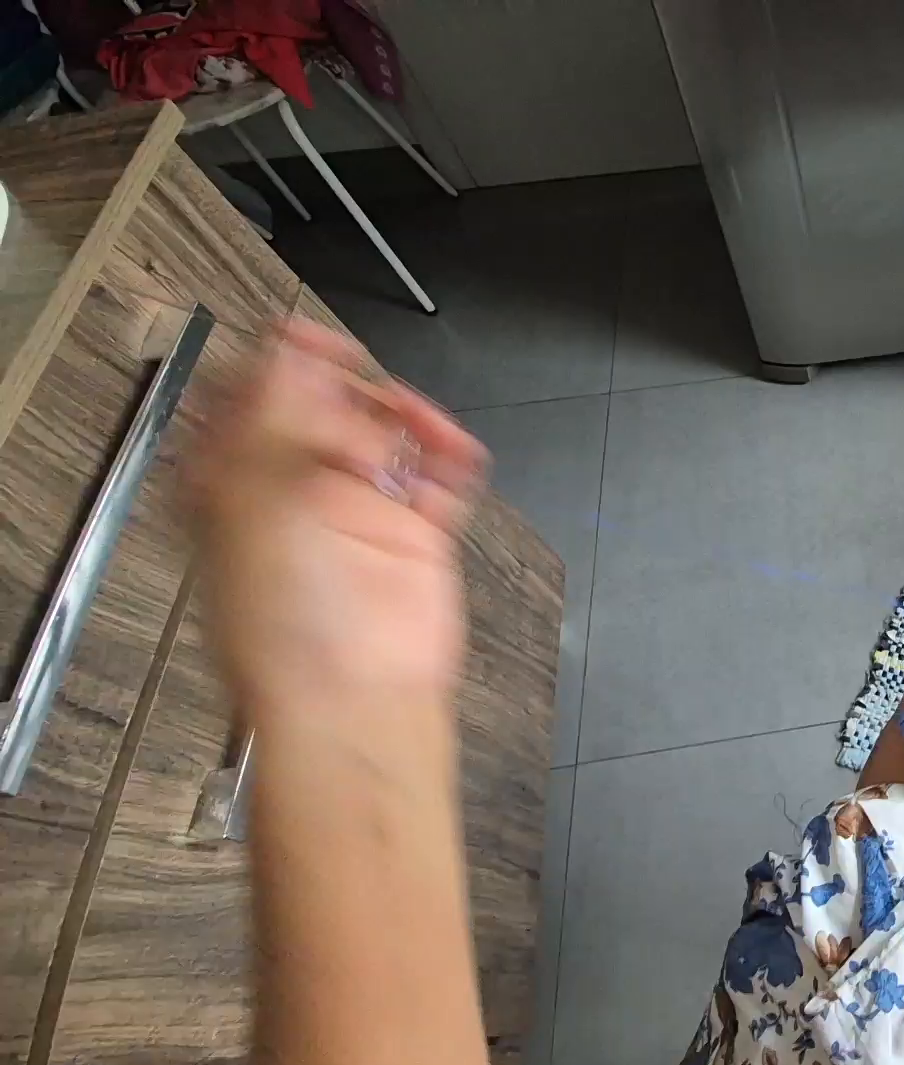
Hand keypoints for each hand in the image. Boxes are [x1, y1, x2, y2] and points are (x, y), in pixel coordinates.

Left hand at [191, 321, 486, 752]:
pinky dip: (456, 459)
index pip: (255, 401)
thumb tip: (297, 360)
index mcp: (242, 482)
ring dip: (412, 422)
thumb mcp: (260, 507)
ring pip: (395, 441)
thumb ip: (282, 429)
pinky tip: (460, 449)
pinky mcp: (422, 533)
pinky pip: (445, 481)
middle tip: (376, 396)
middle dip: (357, 394)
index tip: (315, 337)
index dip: (282, 364)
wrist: (360, 685)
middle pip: (334, 412)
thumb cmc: (290, 618)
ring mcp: (367, 512)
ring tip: (426, 422)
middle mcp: (303, 490)